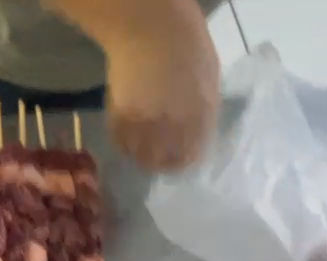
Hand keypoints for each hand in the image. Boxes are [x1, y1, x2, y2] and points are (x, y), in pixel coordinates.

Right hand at [102, 7, 220, 171]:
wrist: (147, 31)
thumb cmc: (186, 45)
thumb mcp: (208, 77)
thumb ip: (203, 108)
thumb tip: (195, 133)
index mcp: (199, 111)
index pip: (193, 153)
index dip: (188, 160)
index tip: (185, 161)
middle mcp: (171, 123)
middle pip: (165, 161)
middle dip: (165, 164)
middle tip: (163, 161)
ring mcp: (143, 124)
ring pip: (141, 158)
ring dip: (144, 158)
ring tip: (145, 151)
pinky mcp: (118, 122)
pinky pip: (122, 146)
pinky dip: (126, 146)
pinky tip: (131, 138)